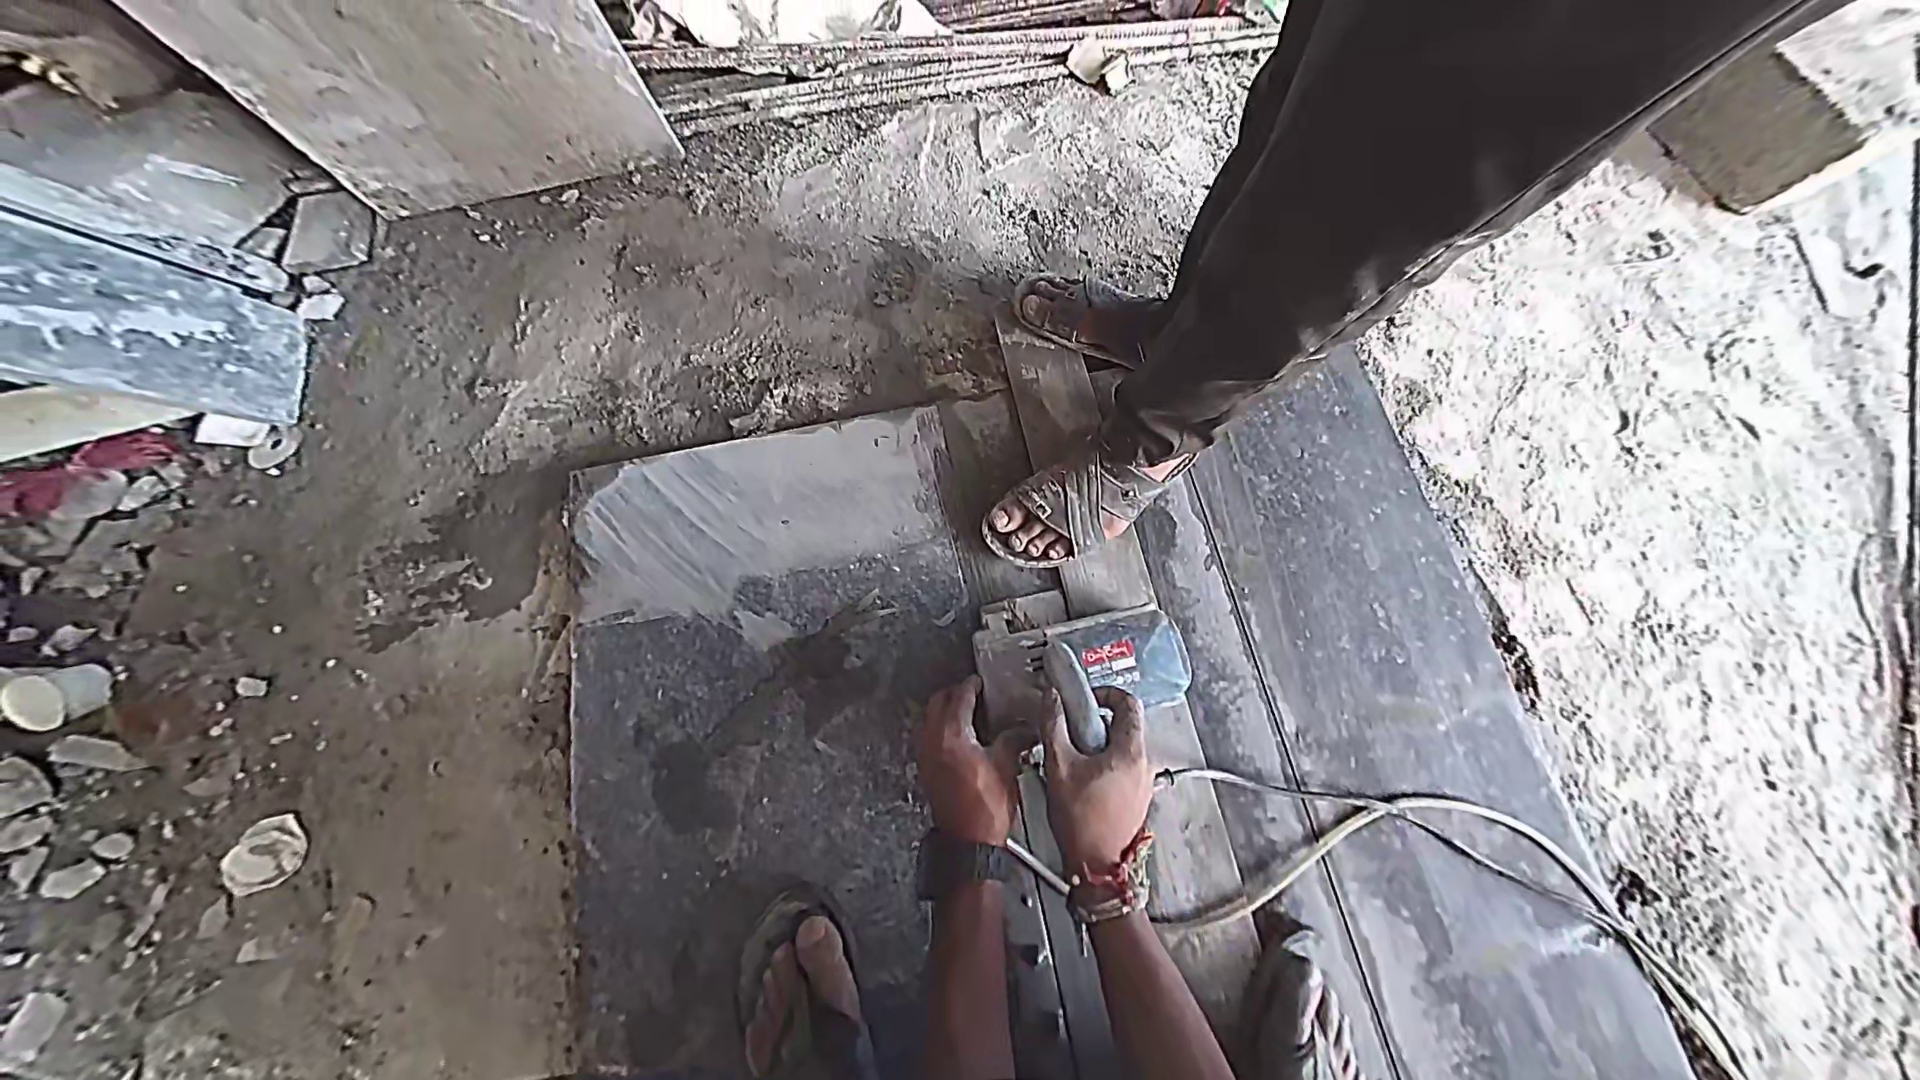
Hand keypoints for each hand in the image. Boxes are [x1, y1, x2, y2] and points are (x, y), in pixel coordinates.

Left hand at [915, 676, 1031, 846]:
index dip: (971, 686)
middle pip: (938, 703)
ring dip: (945, 710)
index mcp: (952, 736)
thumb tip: (1022, 729)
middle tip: (972, 692)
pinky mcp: (926, 770)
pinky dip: (941, 729)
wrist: (969, 843)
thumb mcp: (1006, 765)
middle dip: (954, 694)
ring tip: (966, 712)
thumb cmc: (986, 810)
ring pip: (930, 719)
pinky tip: (959, 738)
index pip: (958, 697)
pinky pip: (929, 737)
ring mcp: (926, 756)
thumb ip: (1013, 739)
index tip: (979, 683)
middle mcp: (933, 742)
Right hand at [1041, 686, 1152, 872]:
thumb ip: (1053, 725)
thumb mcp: (1058, 766)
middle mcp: (1144, 765)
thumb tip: (1052, 698)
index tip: (1087, 698)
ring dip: (1098, 743)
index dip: (1107, 693)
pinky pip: (1123, 766)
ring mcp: (1143, 782)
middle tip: (1072, 728)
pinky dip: (1104, 762)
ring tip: (1073, 756)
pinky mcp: (1137, 797)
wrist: (1096, 867)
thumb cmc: (1081, 821)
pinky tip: (1081, 777)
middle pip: (1125, 725)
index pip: (1129, 703)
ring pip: (1122, 746)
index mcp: (1131, 752)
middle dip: (1096, 721)